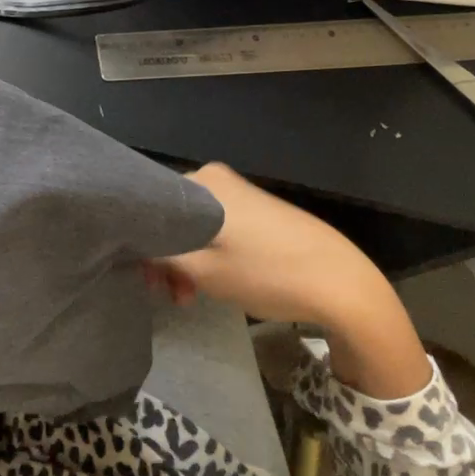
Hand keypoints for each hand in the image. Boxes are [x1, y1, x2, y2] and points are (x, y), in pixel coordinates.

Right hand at [148, 163, 430, 398]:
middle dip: (163, 256)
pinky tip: (212, 284)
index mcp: (200, 180)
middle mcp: (217, 178)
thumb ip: (158, 253)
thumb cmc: (265, 272)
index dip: (137, 240)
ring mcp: (241, 194)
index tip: (140, 275)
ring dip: (184, 261)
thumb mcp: (200, 268)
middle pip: (171, 216)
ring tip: (188, 297)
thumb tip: (131, 245)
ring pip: (193, 226)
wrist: (342, 285)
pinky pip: (217, 229)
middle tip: (166, 293)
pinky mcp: (259, 212)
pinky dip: (207, 255)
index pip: (148, 204)